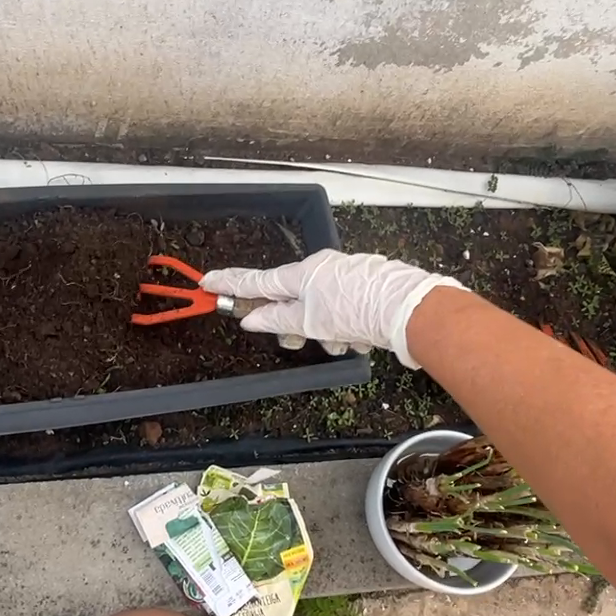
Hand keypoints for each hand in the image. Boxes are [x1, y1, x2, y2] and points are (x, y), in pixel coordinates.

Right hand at [201, 250, 463, 368]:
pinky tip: (362, 339)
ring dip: (328, 333)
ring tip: (345, 344)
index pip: (257, 280)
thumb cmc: (355, 310)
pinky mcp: (366, 288)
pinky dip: (348, 329)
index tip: (208, 281)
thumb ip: (278, 319)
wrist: (407, 308)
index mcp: (303, 274)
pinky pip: (345, 312)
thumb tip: (251, 318)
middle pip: (293, 301)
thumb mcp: (309, 321)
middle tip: (299, 342)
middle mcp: (322, 271)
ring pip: (322, 312)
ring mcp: (346, 277)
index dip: (231, 283)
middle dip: (296, 326)